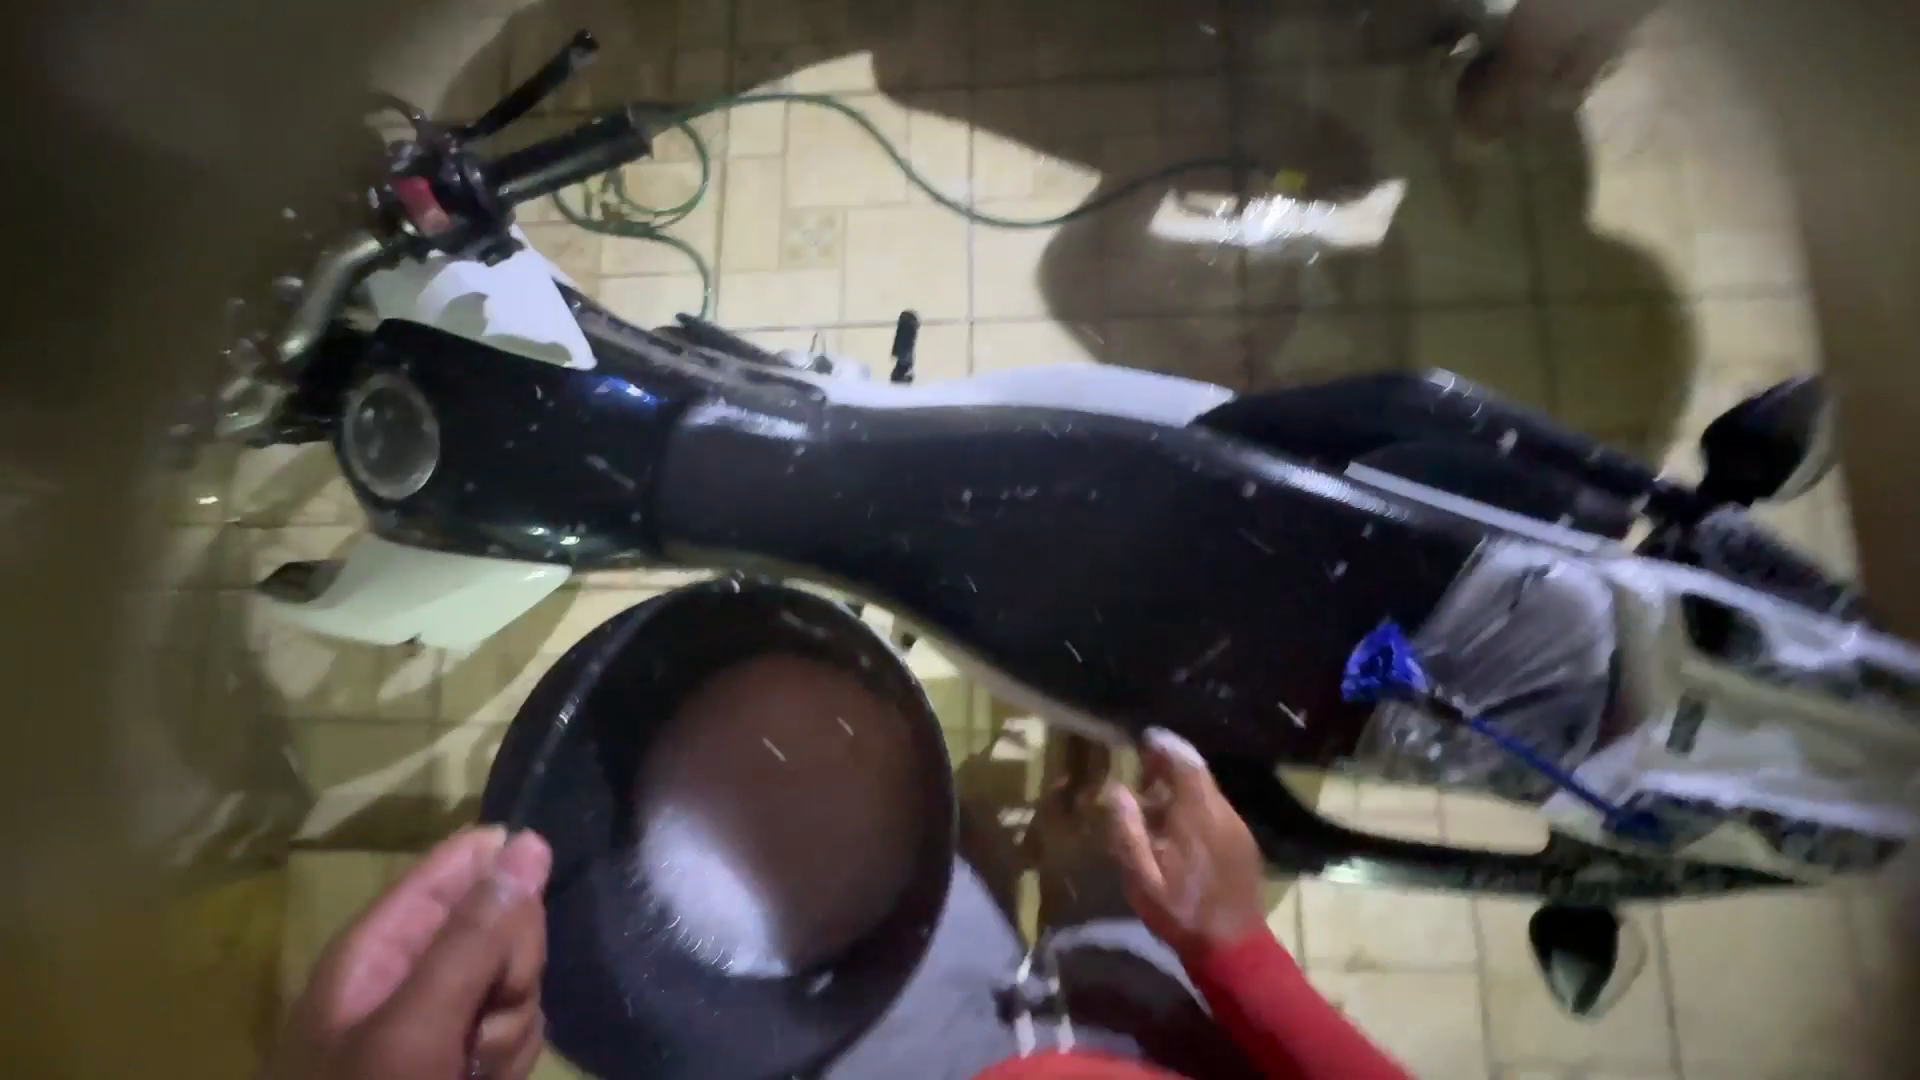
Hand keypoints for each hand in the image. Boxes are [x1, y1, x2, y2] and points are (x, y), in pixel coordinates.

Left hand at [268, 826, 552, 1079]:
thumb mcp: (414, 1031)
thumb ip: (474, 936)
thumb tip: (530, 842)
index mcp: (382, 944)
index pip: (466, 859)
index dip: (506, 879)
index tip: (513, 930)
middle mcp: (414, 964)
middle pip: (506, 914)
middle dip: (511, 969)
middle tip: (481, 1021)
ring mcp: (443, 1006)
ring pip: (522, 969)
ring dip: (511, 1021)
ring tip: (472, 1069)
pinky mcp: (467, 1042)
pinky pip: (522, 1014)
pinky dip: (511, 1051)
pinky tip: (482, 1078)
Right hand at [1102, 728, 1266, 954]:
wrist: (1234, 950)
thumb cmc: (1182, 912)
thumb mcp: (1142, 877)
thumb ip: (1127, 830)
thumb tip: (1115, 789)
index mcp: (1199, 814)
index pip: (1185, 762)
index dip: (1164, 745)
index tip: (1143, 737)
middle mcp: (1223, 812)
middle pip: (1198, 773)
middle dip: (1170, 764)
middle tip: (1141, 765)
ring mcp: (1238, 828)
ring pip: (1208, 792)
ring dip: (1181, 786)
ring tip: (1153, 798)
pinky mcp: (1244, 843)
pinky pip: (1216, 810)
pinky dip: (1194, 805)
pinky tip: (1177, 826)